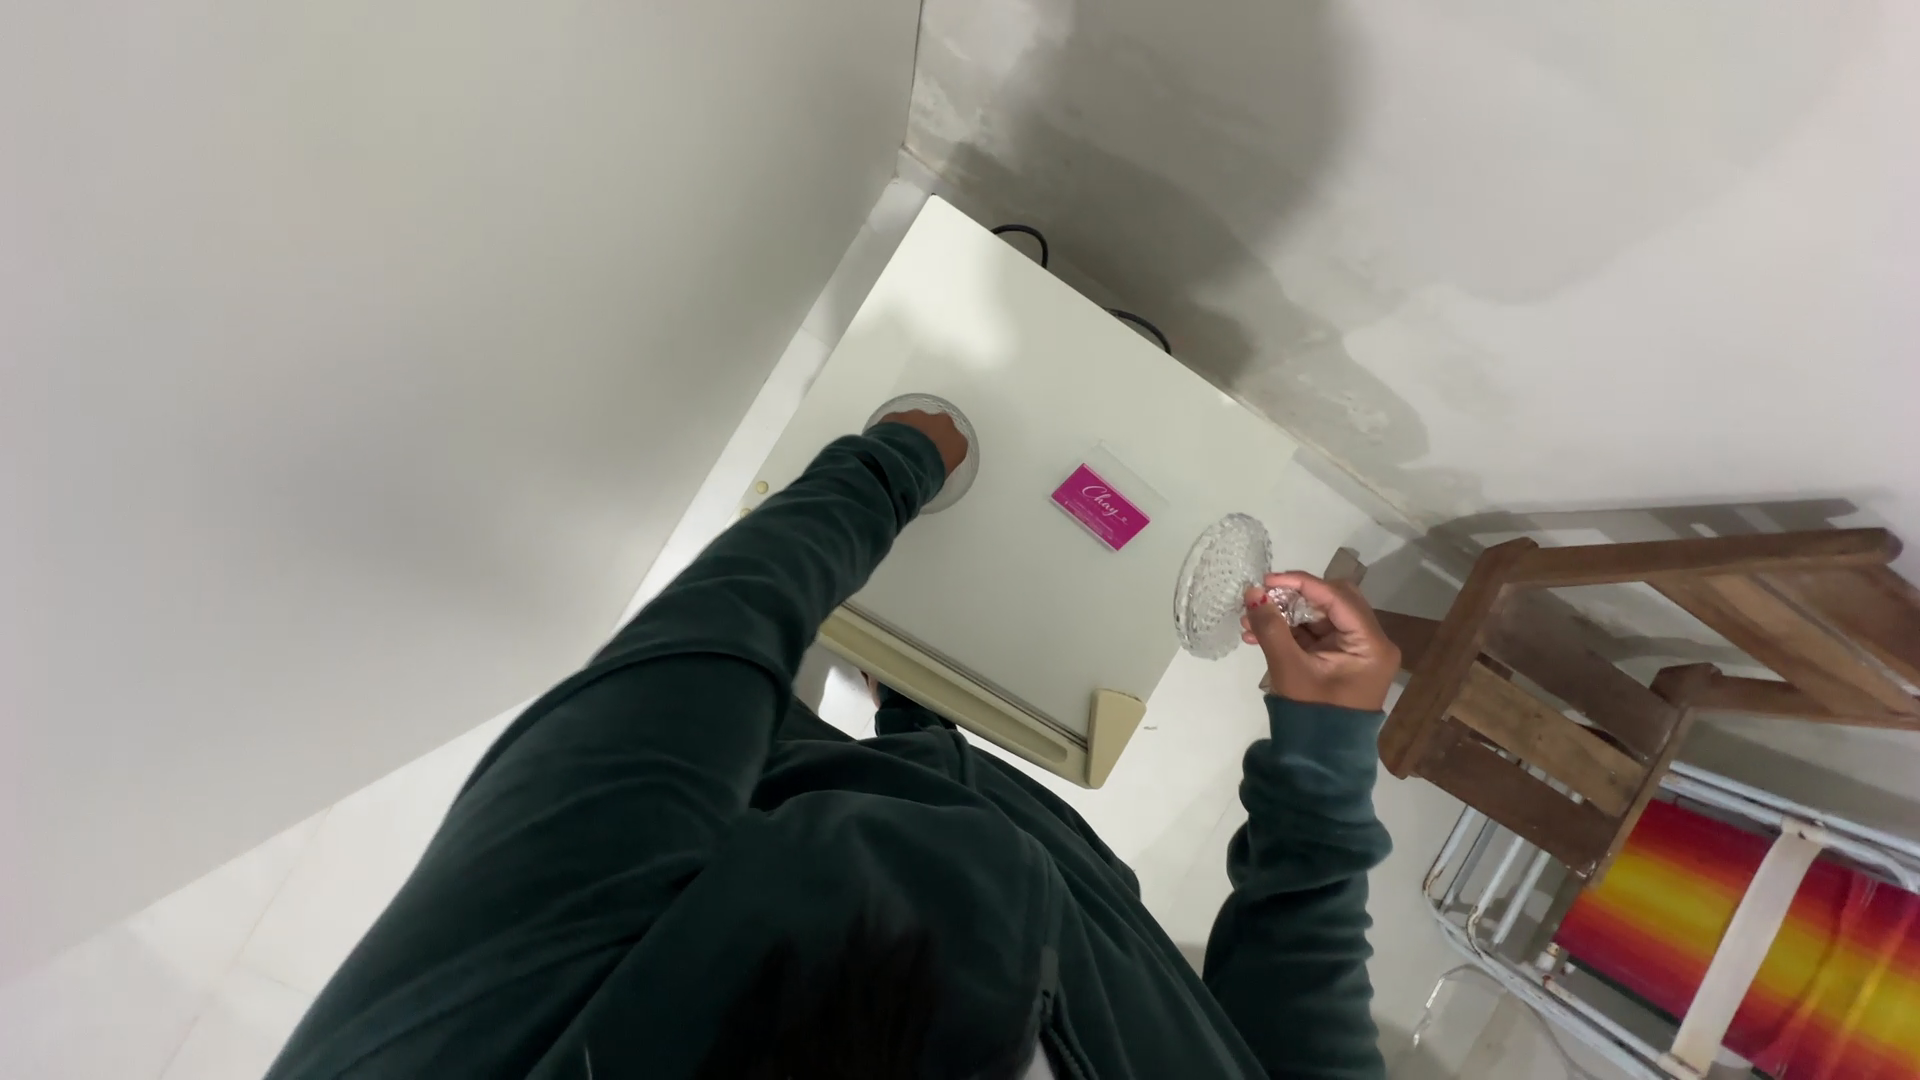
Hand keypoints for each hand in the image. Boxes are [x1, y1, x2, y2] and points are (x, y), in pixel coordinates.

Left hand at [877, 409, 968, 476]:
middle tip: (915, 451)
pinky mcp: (897, 414)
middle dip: (928, 434)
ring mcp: (919, 415)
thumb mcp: (940, 479)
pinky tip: (885, 443)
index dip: (942, 450)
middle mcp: (943, 423)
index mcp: (958, 442)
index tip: (933, 460)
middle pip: (937, 426)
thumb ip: (939, 467)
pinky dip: (891, 429)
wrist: (901, 467)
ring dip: (909, 431)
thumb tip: (928, 472)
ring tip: (898, 449)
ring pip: (916, 420)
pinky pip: (896, 421)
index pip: (955, 444)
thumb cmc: (926, 479)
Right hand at [1240, 571, 1400, 711]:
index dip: (1300, 583)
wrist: (1319, 755)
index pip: (1337, 597)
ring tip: (1249, 621)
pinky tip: (1257, 634)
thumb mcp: (1289, 667)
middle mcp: (1370, 641)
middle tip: (1261, 598)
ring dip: (1285, 614)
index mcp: (1371, 644)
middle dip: (1292, 597)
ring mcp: (1355, 649)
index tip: (1266, 580)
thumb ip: (1270, 627)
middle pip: (1332, 600)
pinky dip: (1287, 629)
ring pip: (1319, 614)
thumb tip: (1252, 592)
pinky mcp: (1338, 657)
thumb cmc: (1311, 711)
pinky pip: (1313, 631)